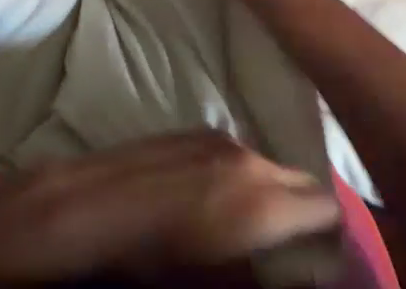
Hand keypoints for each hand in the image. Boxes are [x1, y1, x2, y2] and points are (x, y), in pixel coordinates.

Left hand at [0, 130, 338, 279]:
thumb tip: (295, 270)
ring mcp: (215, 138)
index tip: (324, 268)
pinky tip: (212, 208)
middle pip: (304, 184)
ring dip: (272, 198)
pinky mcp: (187, 131)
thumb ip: (261, 273)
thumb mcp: (215, 279)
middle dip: (305, 219)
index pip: (328, 211)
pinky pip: (235, 156)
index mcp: (261, 199)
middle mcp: (246, 157)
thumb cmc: (143, 262)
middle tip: (290, 258)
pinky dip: (241, 180)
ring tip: (248, 235)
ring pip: (269, 167)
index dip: (333, 243)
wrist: (71, 214)